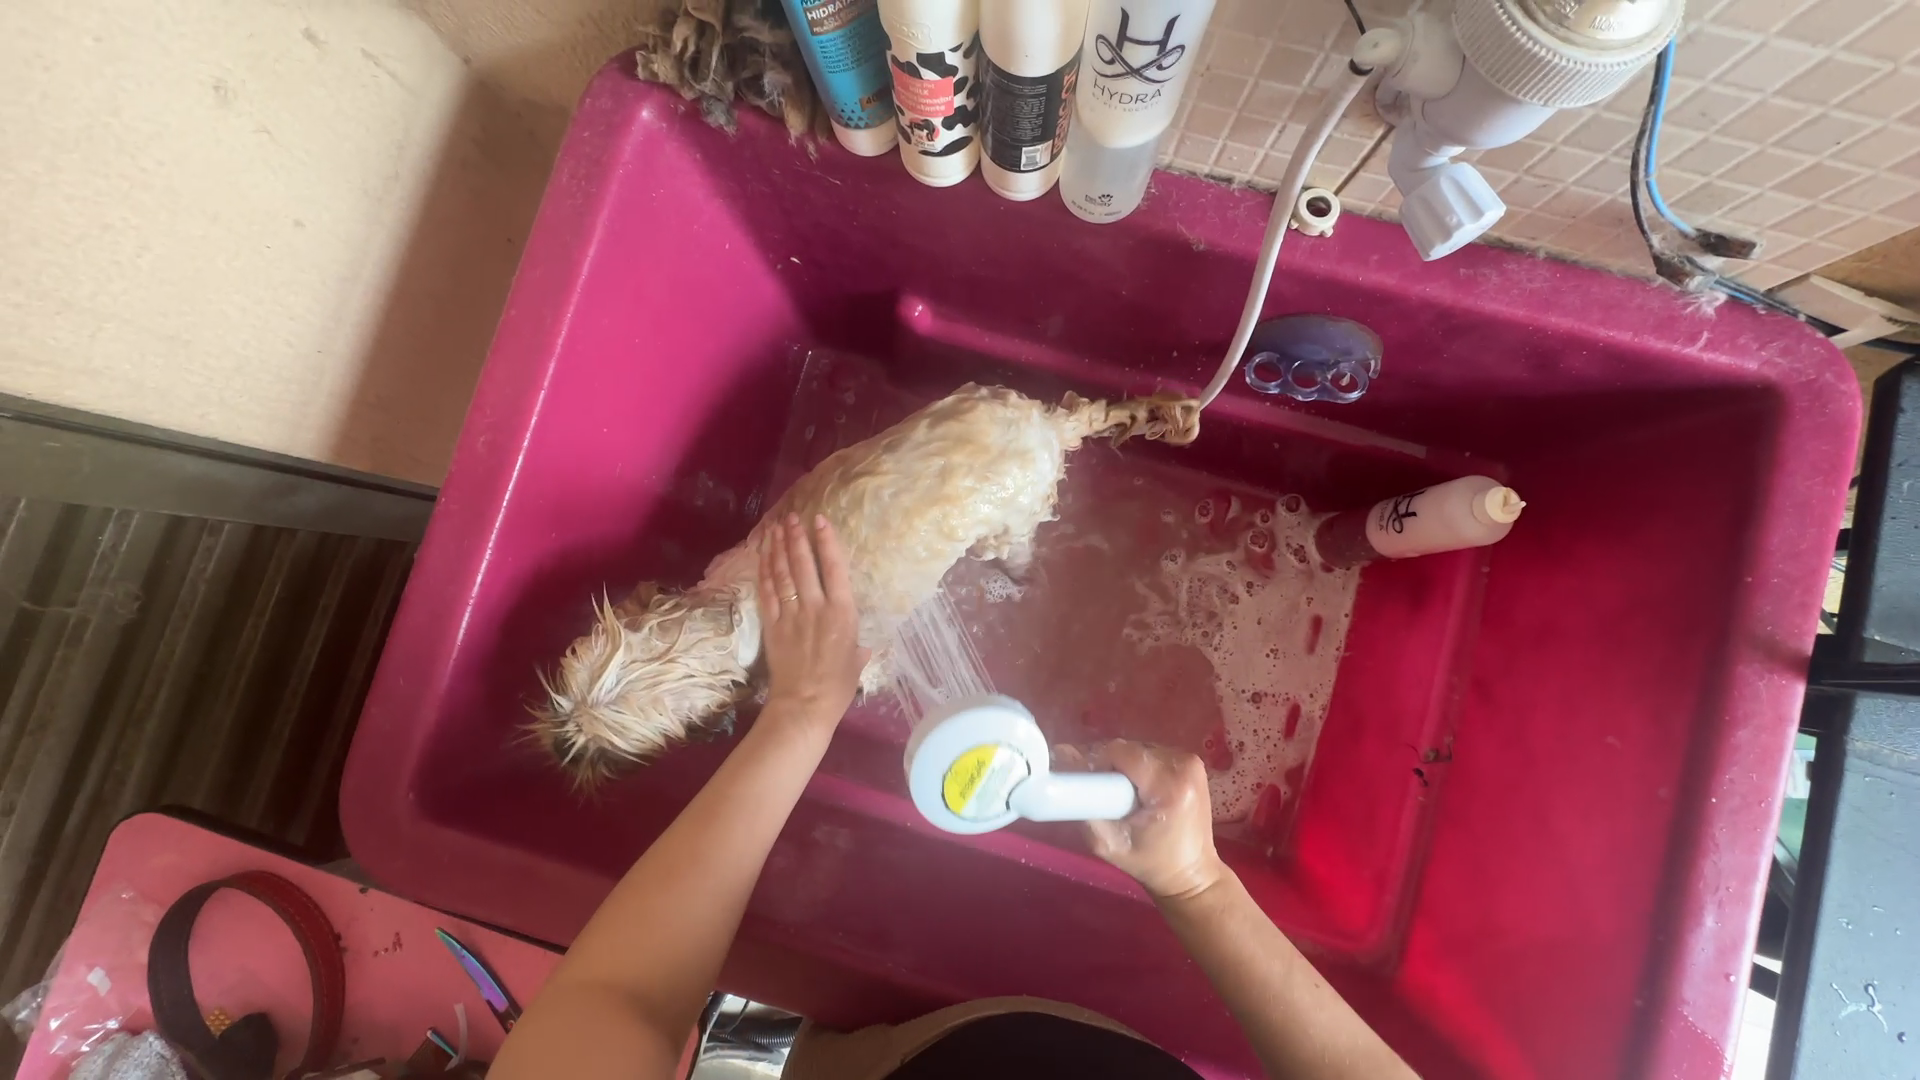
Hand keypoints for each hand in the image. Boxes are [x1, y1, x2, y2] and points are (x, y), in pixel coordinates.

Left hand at [755, 513, 869, 726]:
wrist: (804, 706)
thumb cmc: (838, 686)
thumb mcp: (856, 662)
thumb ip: (858, 646)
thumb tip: (861, 644)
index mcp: (843, 613)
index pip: (835, 568)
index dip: (827, 542)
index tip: (820, 520)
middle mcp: (816, 607)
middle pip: (804, 564)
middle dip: (797, 538)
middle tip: (791, 517)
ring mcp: (791, 615)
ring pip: (783, 573)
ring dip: (778, 548)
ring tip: (775, 527)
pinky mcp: (772, 626)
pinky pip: (767, 592)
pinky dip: (764, 571)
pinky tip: (763, 556)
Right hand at [1058, 740, 1225, 901]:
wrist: (1193, 875)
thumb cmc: (1150, 863)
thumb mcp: (1107, 844)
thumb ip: (1082, 805)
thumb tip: (1062, 757)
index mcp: (1169, 786)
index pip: (1119, 751)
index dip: (1098, 765)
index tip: (1095, 789)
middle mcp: (1184, 765)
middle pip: (1129, 749)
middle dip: (1111, 768)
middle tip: (1107, 796)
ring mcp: (1191, 762)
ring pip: (1138, 749)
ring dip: (1125, 767)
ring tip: (1125, 797)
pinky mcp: (1192, 763)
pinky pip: (1151, 753)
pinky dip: (1139, 768)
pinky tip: (1141, 791)